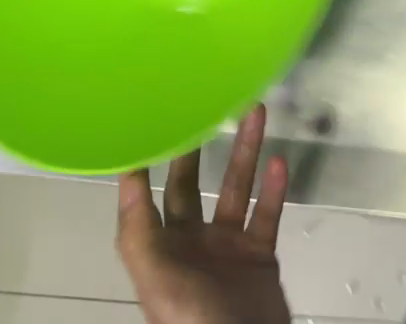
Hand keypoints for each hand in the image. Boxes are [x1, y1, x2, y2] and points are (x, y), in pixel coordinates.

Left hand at [116, 104, 291, 323]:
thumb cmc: (193, 320)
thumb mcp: (158, 281)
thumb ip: (140, 232)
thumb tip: (125, 177)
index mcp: (159, 251)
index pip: (146, 197)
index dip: (145, 163)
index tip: (148, 120)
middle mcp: (190, 244)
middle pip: (192, 186)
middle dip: (199, 148)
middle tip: (207, 104)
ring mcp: (227, 249)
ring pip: (236, 190)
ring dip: (246, 153)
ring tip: (254, 113)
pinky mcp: (259, 256)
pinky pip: (267, 214)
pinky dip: (274, 188)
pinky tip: (280, 162)